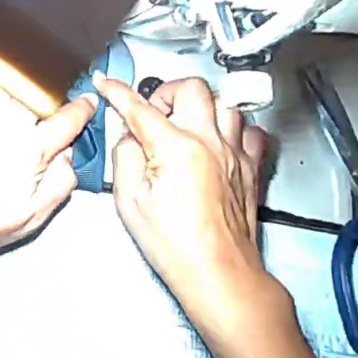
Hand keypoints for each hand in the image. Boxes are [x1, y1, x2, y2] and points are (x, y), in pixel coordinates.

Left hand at [0, 69, 97, 272]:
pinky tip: (0, 67)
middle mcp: (6, 121)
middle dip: (58, 85)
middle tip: (61, 85)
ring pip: (14, 75)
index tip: (84, 103)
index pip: (69, 117)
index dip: (82, 108)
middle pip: (44, 89)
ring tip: (37, 71)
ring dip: (30, 70)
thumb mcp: (28, 219)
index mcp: (32, 149)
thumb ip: (59, 184)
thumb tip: (69, 156)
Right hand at [94, 76, 286, 344]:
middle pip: (192, 89)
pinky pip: (250, 131)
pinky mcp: (250, 169)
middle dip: (165, 92)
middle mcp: (210, 144)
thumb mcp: (129, 200)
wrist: (218, 273)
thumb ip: (125, 156)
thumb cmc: (175, 246)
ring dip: (199, 107)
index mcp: (176, 149)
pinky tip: (216, 140)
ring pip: (224, 104)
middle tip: (150, 110)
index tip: (107, 84)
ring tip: (181, 124)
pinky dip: (232, 128)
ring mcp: (235, 154)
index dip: (117, 91)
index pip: (139, 106)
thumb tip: (128, 135)